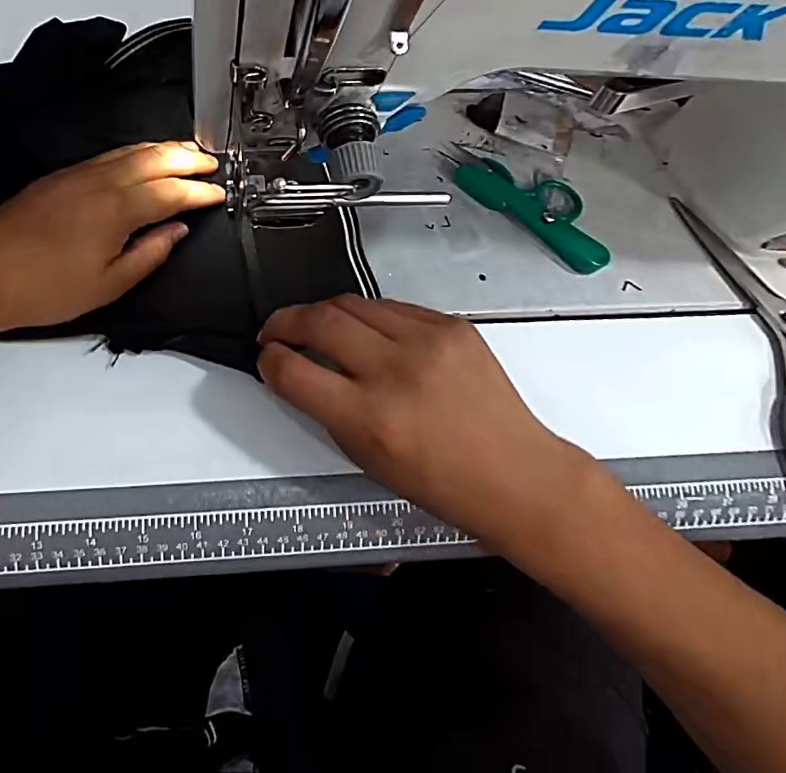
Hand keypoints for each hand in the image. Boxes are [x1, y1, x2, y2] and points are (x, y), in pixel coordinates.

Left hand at [0, 142, 226, 349]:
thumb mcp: (107, 285)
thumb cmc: (40, 287)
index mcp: (115, 209)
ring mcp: (76, 175)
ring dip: (163, 149)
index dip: (200, 191)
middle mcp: (98, 182)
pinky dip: (134, 152)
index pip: (171, 192)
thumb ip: (149, 255)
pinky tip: (139, 159)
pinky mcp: (58, 177)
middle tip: (212, 163)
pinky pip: (107, 155)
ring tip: (186, 152)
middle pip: (155, 159)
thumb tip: (175, 233)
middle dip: (188, 158)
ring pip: (130, 151)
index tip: (218, 193)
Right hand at [258, 296, 598, 546]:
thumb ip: (328, 412)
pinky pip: (393, 306)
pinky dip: (369, 315)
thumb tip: (301, 374)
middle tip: (277, 329)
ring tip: (316, 324)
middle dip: (285, 321)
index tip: (268, 356)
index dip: (270, 360)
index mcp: (370, 418)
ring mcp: (428, 342)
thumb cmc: (448, 483)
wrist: (517, 475)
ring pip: (352, 302)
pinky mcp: (452, 326)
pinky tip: (366, 329)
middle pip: (318, 320)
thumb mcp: (368, 459)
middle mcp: (397, 372)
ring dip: (323, 311)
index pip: (293, 371)